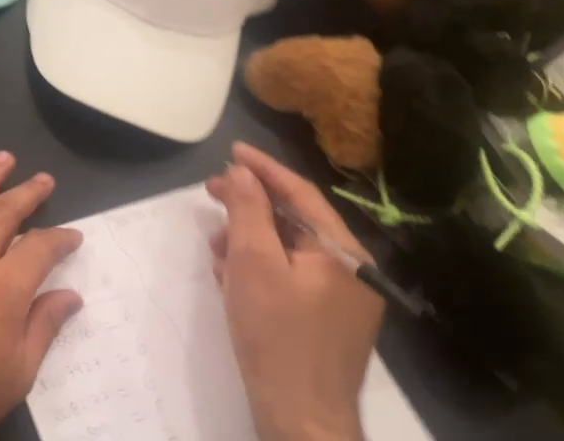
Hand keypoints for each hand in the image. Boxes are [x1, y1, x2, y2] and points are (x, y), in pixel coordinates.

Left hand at [0, 153, 84, 440]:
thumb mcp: (18, 371)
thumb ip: (45, 325)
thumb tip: (71, 295)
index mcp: (5, 287)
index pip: (41, 247)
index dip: (61, 238)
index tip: (74, 236)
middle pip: (4, 212)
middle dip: (27, 193)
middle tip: (43, 179)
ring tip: (3, 158)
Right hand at [207, 142, 380, 440]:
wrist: (302, 419)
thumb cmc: (276, 334)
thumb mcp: (252, 262)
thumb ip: (247, 210)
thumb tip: (242, 172)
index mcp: (344, 253)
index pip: (302, 193)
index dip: (264, 168)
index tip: (231, 150)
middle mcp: (353, 272)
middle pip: (297, 221)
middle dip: (250, 205)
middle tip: (210, 193)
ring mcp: (343, 300)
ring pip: (291, 250)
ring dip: (250, 239)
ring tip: (214, 245)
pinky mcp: (328, 323)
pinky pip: (293, 277)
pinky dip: (261, 268)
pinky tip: (231, 275)